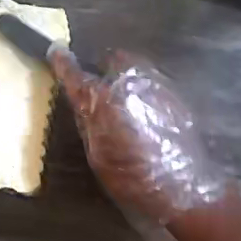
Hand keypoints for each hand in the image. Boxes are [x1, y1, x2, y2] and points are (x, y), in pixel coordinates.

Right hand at [49, 46, 226, 224]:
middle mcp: (129, 83)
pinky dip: (143, 90)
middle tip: (100, 85)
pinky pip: (152, 81)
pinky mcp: (176, 93)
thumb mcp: (97, 154)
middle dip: (102, 67)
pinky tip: (147, 113)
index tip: (55, 50)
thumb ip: (87, 121)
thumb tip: (80, 102)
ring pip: (133, 68)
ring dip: (125, 78)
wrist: (185, 191)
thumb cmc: (132, 178)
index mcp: (103, 100)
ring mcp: (156, 84)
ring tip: (125, 100)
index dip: (62, 62)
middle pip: (110, 59)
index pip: (75, 73)